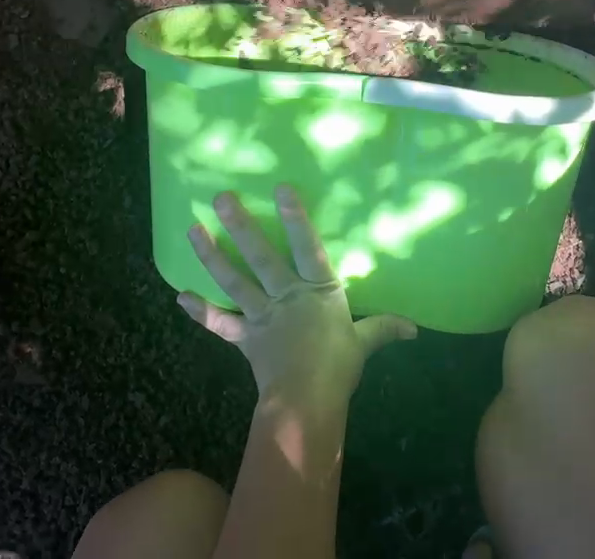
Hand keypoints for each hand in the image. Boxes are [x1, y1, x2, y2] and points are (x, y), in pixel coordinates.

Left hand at [180, 186, 415, 404]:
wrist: (306, 404)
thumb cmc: (337, 368)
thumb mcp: (364, 343)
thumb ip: (384, 328)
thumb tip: (414, 328)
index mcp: (318, 290)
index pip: (308, 247)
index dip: (296, 218)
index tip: (281, 189)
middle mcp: (286, 295)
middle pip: (261, 256)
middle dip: (240, 226)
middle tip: (219, 198)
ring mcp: (262, 314)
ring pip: (233, 280)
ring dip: (210, 256)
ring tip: (192, 230)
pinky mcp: (245, 336)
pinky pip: (220, 323)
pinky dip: (200, 311)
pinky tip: (179, 296)